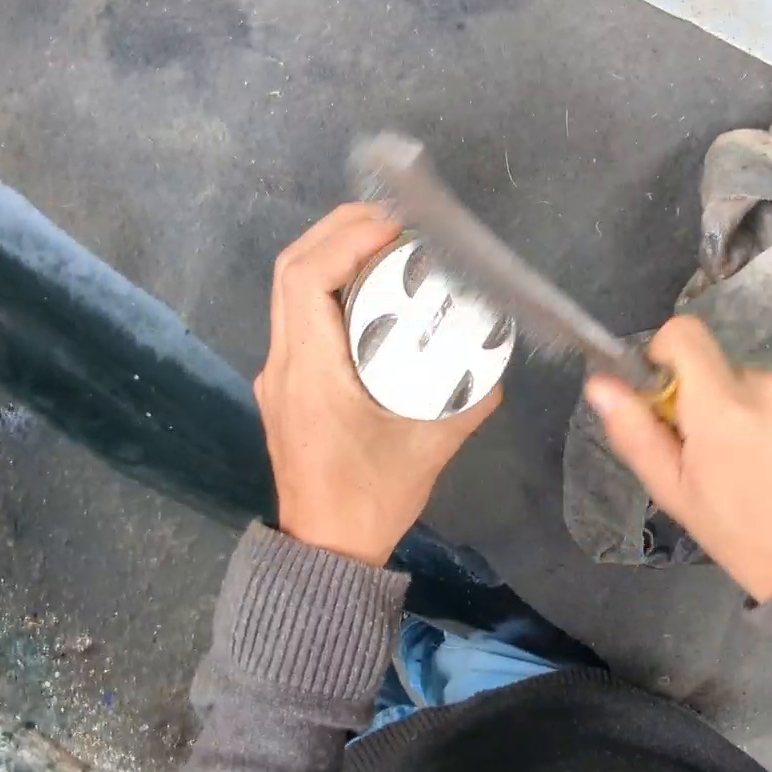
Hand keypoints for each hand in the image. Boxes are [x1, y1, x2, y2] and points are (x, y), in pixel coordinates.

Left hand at [255, 204, 499, 566]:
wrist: (324, 549)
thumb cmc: (370, 501)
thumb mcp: (429, 449)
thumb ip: (469, 402)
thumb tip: (495, 366)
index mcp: (310, 372)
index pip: (306, 278)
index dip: (346, 238)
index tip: (394, 228)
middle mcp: (282, 364)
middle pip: (290, 271)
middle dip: (337, 231)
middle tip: (393, 222)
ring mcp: (276, 375)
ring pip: (288, 291)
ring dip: (330, 256)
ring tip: (383, 246)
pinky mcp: (284, 386)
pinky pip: (296, 317)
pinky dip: (326, 288)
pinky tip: (368, 296)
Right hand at [584, 317, 771, 602]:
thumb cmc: (737, 533)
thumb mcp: (673, 491)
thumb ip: (635, 432)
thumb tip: (600, 385)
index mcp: (721, 408)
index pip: (684, 333)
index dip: (666, 352)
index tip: (667, 391)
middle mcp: (767, 387)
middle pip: (716, 368)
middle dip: (706, 399)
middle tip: (711, 452)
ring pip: (752, 383)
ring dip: (744, 409)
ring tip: (754, 461)